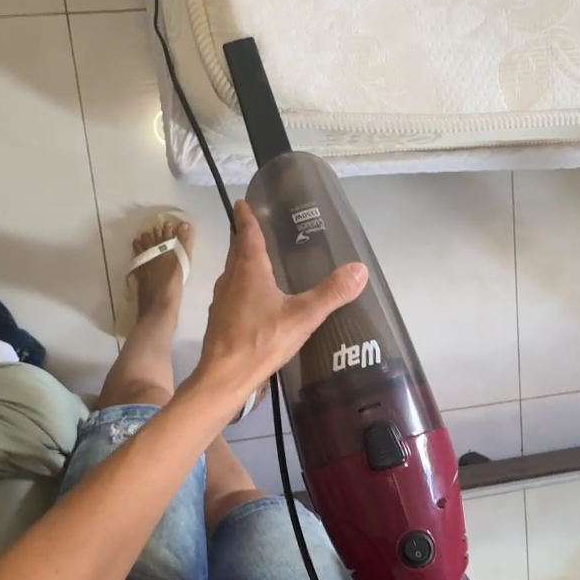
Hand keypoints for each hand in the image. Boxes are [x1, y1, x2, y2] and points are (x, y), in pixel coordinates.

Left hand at [192, 199, 366, 398]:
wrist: (224, 376)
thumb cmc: (261, 341)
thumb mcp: (303, 316)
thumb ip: (331, 293)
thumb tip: (360, 270)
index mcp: (249, 270)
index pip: (247, 233)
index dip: (247, 217)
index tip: (244, 202)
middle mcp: (231, 278)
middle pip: (238, 250)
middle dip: (246, 238)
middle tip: (259, 229)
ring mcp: (222, 299)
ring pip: (233, 272)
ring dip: (243, 263)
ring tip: (261, 262)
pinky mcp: (219, 319)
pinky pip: (232, 293)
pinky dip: (242, 287)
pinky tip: (254, 300)